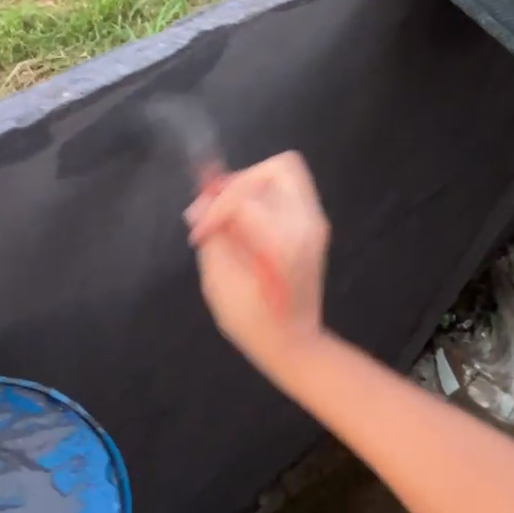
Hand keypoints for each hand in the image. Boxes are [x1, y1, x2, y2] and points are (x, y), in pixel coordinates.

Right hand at [185, 151, 330, 368]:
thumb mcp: (219, 281)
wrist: (294, 343)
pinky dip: (261, 194)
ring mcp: (315, 223)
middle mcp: (306, 225)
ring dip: (250, 185)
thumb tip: (201, 204)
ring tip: (226, 210)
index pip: (244, 199)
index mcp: (283, 242)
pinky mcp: (313, 225)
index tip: (198, 231)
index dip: (213, 209)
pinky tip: (242, 218)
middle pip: (276, 169)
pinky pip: (288, 190)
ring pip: (284, 173)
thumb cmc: (252, 321)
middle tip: (214, 208)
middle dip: (238, 183)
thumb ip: (213, 235)